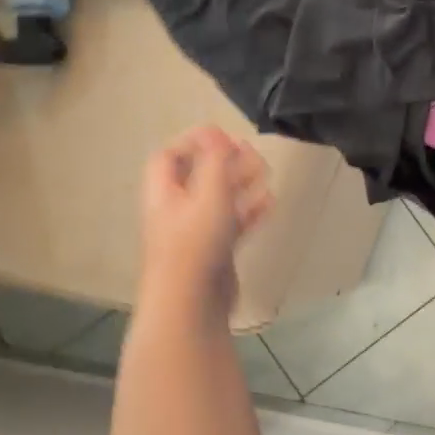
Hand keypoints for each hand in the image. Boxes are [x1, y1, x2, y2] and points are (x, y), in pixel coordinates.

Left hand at [139, 126, 273, 306]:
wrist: (192, 303)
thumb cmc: (196, 244)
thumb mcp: (209, 195)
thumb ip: (214, 162)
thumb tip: (215, 132)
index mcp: (165, 194)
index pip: (168, 157)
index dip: (192, 141)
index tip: (225, 136)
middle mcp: (176, 209)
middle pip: (196, 175)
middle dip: (224, 161)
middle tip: (252, 154)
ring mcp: (196, 231)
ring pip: (218, 198)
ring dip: (241, 183)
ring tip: (265, 175)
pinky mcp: (214, 249)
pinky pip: (233, 221)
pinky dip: (250, 209)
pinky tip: (268, 204)